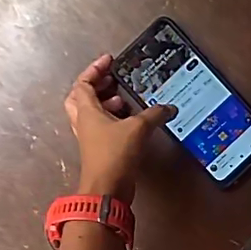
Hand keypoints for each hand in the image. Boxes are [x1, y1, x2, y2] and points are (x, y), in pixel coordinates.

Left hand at [64, 54, 175, 201]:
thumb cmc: (115, 154)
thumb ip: (154, 114)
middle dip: (96, 85)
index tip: (109, 61)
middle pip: (81, 97)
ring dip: (105, 103)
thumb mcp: (138, 128)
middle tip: (112, 79)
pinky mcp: (99, 150)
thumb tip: (169, 107)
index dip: (95, 69)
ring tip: (123, 99)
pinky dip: (113, 120)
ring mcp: (90, 137)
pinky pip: (102, 128)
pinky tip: (129, 121)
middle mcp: (85, 122)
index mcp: (87, 111)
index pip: (84, 83)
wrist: (107, 188)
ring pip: (91, 113)